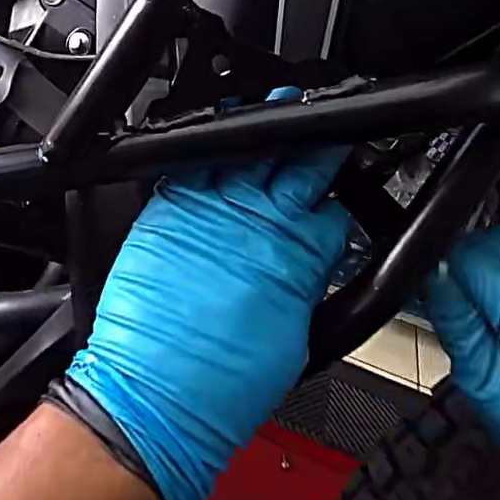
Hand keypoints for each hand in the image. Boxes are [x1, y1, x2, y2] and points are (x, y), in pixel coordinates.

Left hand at [65, 100, 351, 499]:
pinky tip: (221, 117)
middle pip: (301, 167)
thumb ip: (303, 284)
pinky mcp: (171, 206)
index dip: (342, 196)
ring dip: (271, 125)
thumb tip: (310, 262)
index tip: (345, 182)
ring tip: (286, 102)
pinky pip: (193, 158)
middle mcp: (258, 222)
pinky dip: (210, 138)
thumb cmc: (221, 383)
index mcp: (297, 256)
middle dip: (319, 143)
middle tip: (330, 121)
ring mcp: (212, 208)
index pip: (333, 211)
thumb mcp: (293, 339)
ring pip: (251, 151)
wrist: (153, 397)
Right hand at [426, 226, 499, 499]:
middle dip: (472, 264)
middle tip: (472, 307)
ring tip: (498, 302)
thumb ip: (458, 327)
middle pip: (496, 240)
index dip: (452, 272)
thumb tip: (433, 273)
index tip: (453, 299)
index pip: (476, 256)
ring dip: (496, 257)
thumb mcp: (486, 391)